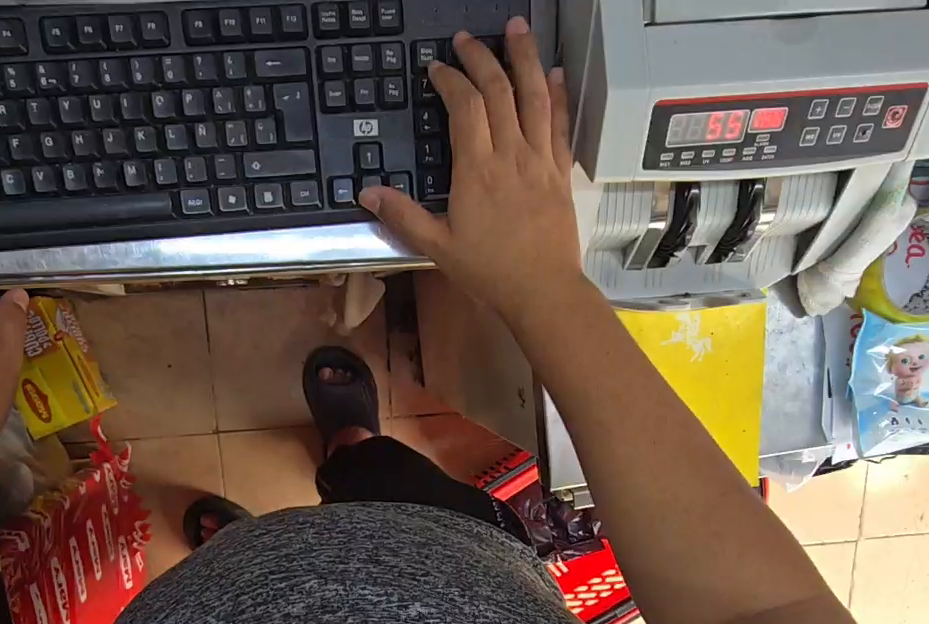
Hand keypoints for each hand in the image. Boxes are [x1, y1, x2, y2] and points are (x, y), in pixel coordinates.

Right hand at [358, 19, 592, 327]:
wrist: (542, 290)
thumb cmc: (488, 271)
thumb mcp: (438, 248)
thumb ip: (403, 217)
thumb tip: (367, 194)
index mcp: (476, 170)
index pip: (465, 107)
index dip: (451, 80)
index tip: (438, 68)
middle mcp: (510, 155)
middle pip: (499, 90)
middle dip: (482, 58)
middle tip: (468, 39)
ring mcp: (540, 160)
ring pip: (534, 96)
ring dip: (524, 58)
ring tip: (517, 29)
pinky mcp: (560, 173)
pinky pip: (561, 123)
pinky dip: (558, 94)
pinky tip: (555, 74)